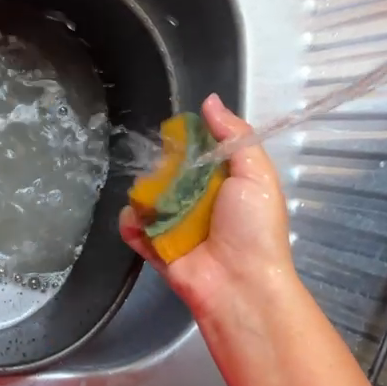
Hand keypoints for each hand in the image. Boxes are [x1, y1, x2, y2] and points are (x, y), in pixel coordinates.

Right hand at [119, 94, 298, 327]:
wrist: (240, 284)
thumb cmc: (253, 228)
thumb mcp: (256, 173)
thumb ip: (234, 135)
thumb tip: (209, 101)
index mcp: (225, 183)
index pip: (198, 153)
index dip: (183, 141)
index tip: (172, 132)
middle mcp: (199, 203)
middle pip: (167, 174)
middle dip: (157, 168)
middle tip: (158, 170)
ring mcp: (176, 227)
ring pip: (146, 199)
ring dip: (141, 195)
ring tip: (147, 199)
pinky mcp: (156, 249)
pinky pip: (134, 229)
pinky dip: (130, 223)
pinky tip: (136, 220)